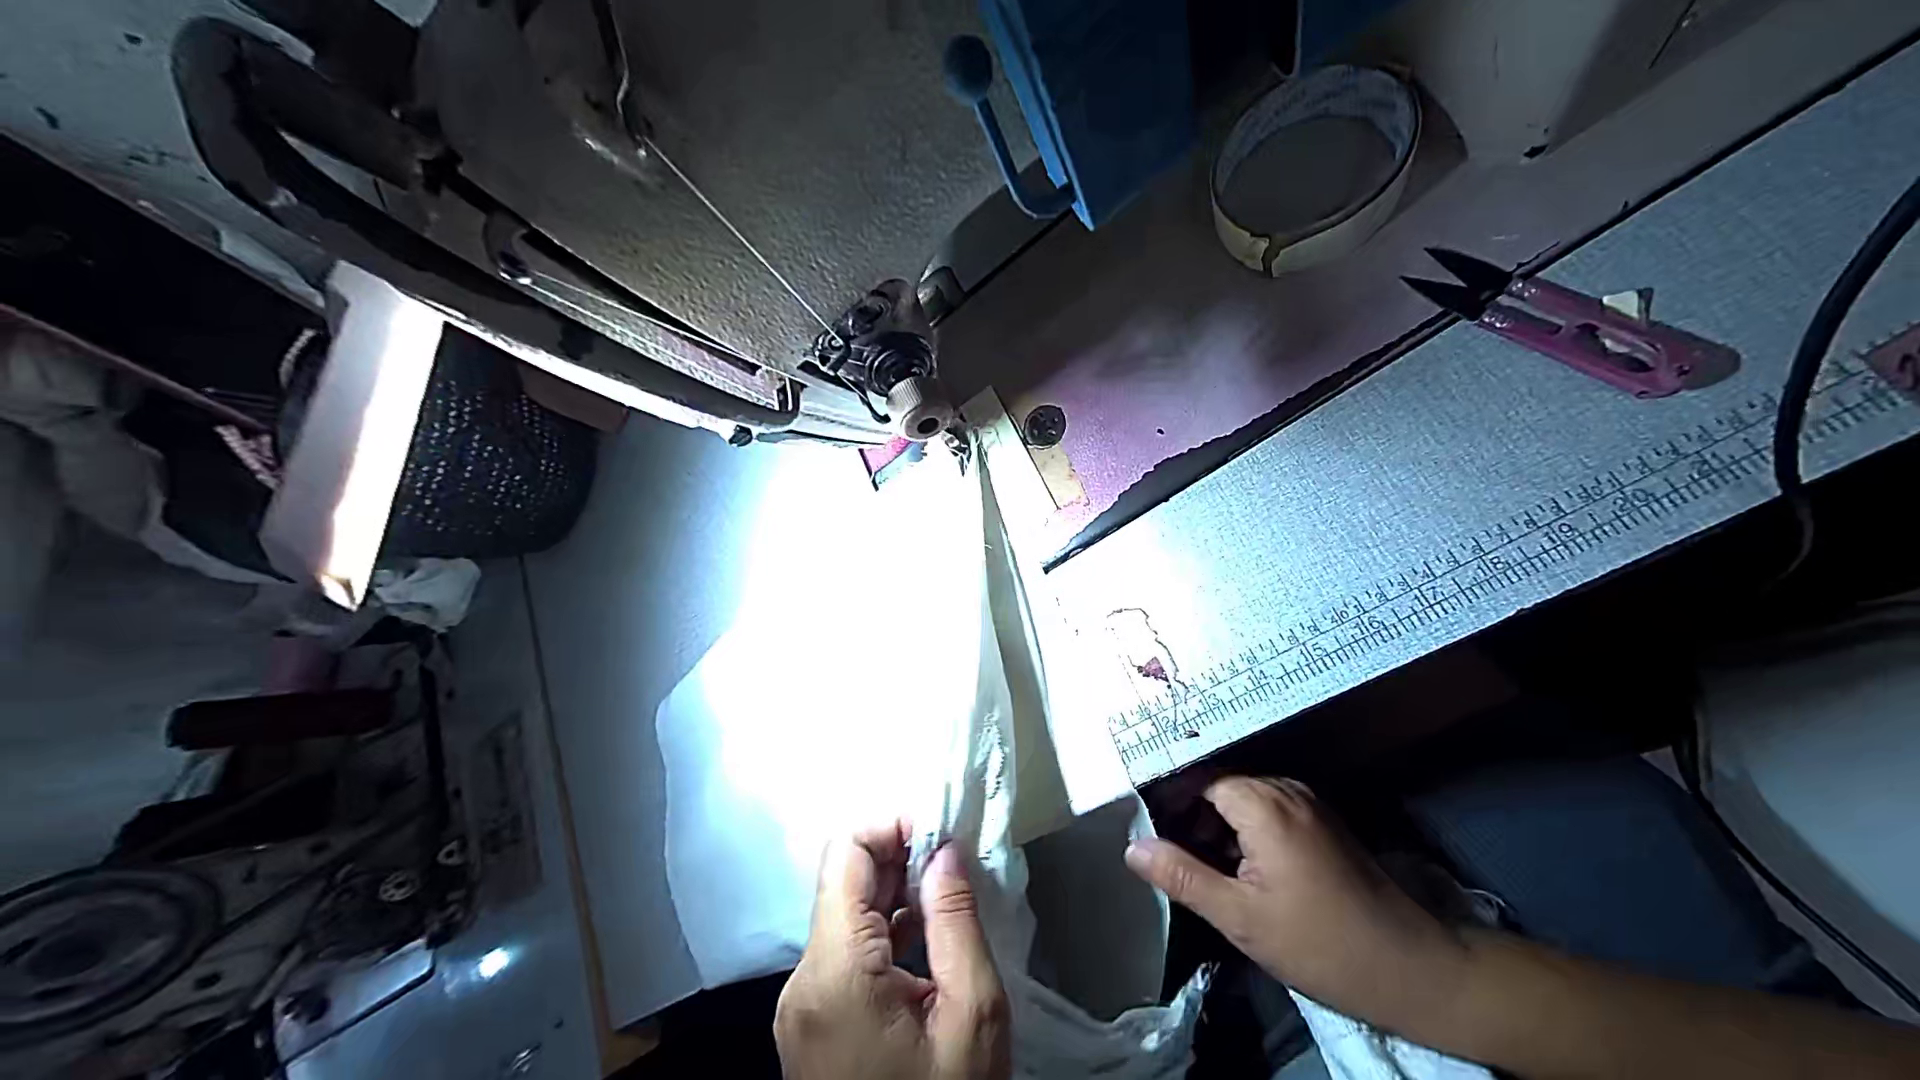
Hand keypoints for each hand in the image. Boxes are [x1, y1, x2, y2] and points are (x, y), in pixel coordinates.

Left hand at [775, 821, 1010, 1079]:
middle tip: (953, 864)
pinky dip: (884, 931)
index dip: (891, 826)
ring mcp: (801, 1001)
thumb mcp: (971, 1017)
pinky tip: (926, 938)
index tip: (940, 832)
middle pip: (842, 881)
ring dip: (895, 894)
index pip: (843, 853)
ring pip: (845, 914)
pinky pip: (846, 950)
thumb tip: (943, 847)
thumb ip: (956, 920)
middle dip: (899, 857)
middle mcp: (802, 978)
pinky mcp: (812, 1018)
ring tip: (948, 899)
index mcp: (833, 971)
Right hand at [1124, 777, 1469, 1025]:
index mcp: (1264, 804)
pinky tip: (1238, 870)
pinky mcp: (1320, 822)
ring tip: (1200, 867)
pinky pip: (1266, 811)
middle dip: (1190, 816)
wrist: (1414, 970)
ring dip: (1216, 826)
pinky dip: (1243, 831)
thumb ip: (1182, 876)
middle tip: (1171, 857)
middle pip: (1219, 787)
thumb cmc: (1321, 944)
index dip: (1169, 803)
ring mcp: (1307, 804)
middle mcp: (1285, 790)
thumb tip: (1133, 847)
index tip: (1150, 833)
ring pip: (1241, 800)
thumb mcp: (1240, 917)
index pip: (1198, 780)